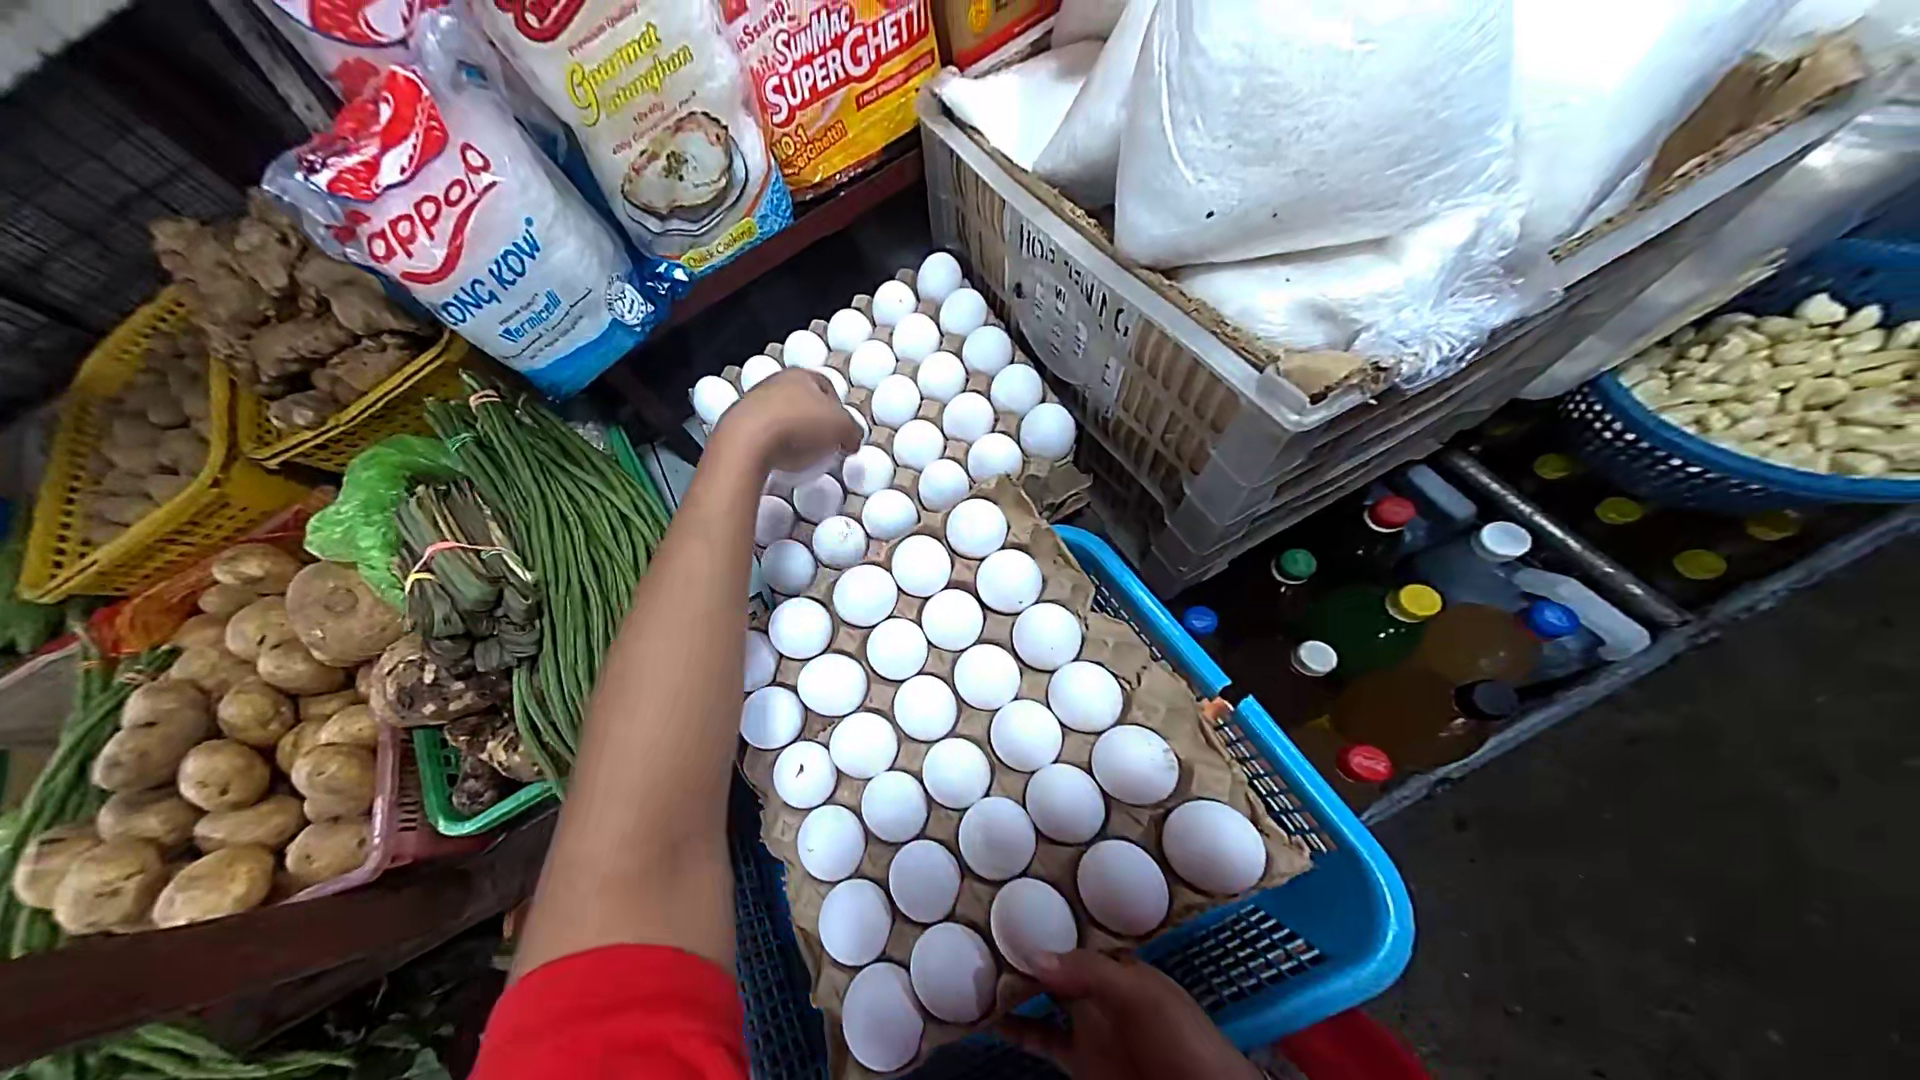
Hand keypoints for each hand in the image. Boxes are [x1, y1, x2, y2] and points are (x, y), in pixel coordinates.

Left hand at [710, 368, 861, 473]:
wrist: (747, 442)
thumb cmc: (796, 424)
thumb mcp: (842, 427)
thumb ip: (853, 431)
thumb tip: (852, 439)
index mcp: (801, 375)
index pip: (828, 387)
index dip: (840, 410)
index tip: (844, 430)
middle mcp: (774, 383)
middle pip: (803, 402)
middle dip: (816, 423)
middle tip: (826, 444)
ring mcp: (753, 403)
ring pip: (783, 418)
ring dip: (794, 436)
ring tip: (803, 456)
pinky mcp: (738, 426)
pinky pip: (764, 436)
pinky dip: (775, 447)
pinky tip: (781, 460)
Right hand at [999, 950, 1262, 1079]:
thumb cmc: (1181, 1038)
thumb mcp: (1140, 994)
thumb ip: (1091, 972)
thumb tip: (1034, 954)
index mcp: (1114, 965)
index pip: (1069, 939)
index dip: (1038, 926)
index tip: (1000, 916)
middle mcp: (1096, 991)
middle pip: (1050, 968)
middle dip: (1018, 956)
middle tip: (977, 946)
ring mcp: (1087, 1028)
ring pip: (1041, 1001)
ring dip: (1013, 991)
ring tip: (977, 978)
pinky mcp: (1081, 1064)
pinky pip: (1042, 1041)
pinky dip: (1018, 1032)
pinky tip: (993, 1023)